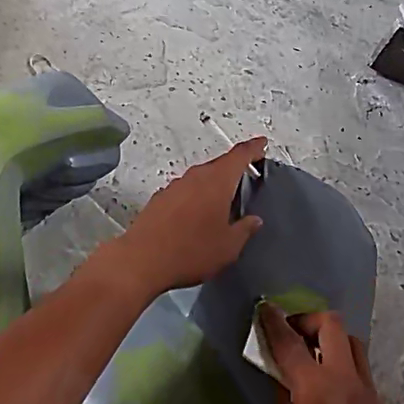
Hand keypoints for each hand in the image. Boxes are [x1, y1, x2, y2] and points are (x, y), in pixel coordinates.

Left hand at [90, 137, 266, 297]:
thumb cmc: (190, 251)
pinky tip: (199, 214)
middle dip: (235, 168)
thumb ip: (244, 229)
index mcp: (216, 182)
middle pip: (219, 165)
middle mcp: (194, 177)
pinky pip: (185, 190)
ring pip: (200, 178)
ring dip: (214, 184)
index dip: (253, 148)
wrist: (143, 260)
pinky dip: (196, 195)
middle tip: (248, 175)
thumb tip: (253, 220)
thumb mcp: (228, 246)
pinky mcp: (160, 199)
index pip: (238, 156)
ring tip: (225, 201)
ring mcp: (175, 186)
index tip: (261, 143)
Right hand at [259, 306, 403, 403]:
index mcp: (317, 391)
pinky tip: (324, 393)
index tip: (262, 309)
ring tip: (306, 357)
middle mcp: (348, 386)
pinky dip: (341, 369)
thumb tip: (279, 375)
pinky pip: (361, 376)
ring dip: (329, 342)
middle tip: (287, 332)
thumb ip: (280, 400)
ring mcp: (370, 402)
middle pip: (333, 327)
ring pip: (354, 348)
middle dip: (307, 321)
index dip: (272, 321)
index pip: (290, 341)